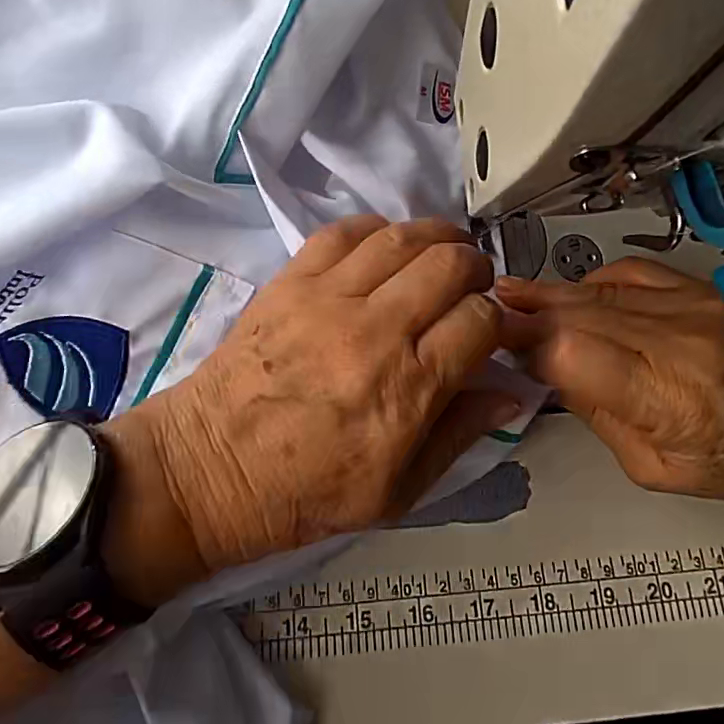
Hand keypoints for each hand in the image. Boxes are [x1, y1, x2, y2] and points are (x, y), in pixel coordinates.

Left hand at [100, 216, 521, 600]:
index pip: (482, 320)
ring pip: (401, 237)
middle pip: (449, 264)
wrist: (212, 468)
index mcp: (409, 385)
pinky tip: (383, 249)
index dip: (501, 320)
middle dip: (475, 271)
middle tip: (470, 291)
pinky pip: (340, 233)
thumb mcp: (396, 492)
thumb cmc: (304, 493)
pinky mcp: (286, 285)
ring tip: (438, 259)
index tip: (497, 332)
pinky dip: (374, 231)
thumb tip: (511, 391)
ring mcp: (325, 299)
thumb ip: (458, 434)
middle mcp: (373, 330)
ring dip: (434, 239)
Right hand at [494, 258, 723, 523]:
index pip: (567, 350)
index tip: (490, 345)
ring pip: (594, 290)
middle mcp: (682, 343)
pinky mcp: (703, 294)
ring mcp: (696, 309)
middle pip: (574, 314)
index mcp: (667, 397)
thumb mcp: (646, 466)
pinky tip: (569, 294)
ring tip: (508, 297)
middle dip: (522, 315)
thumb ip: (591, 410)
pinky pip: (627, 273)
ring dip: (545, 295)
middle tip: (482, 316)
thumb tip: (544, 369)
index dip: (520, 343)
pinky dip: (588, 282)